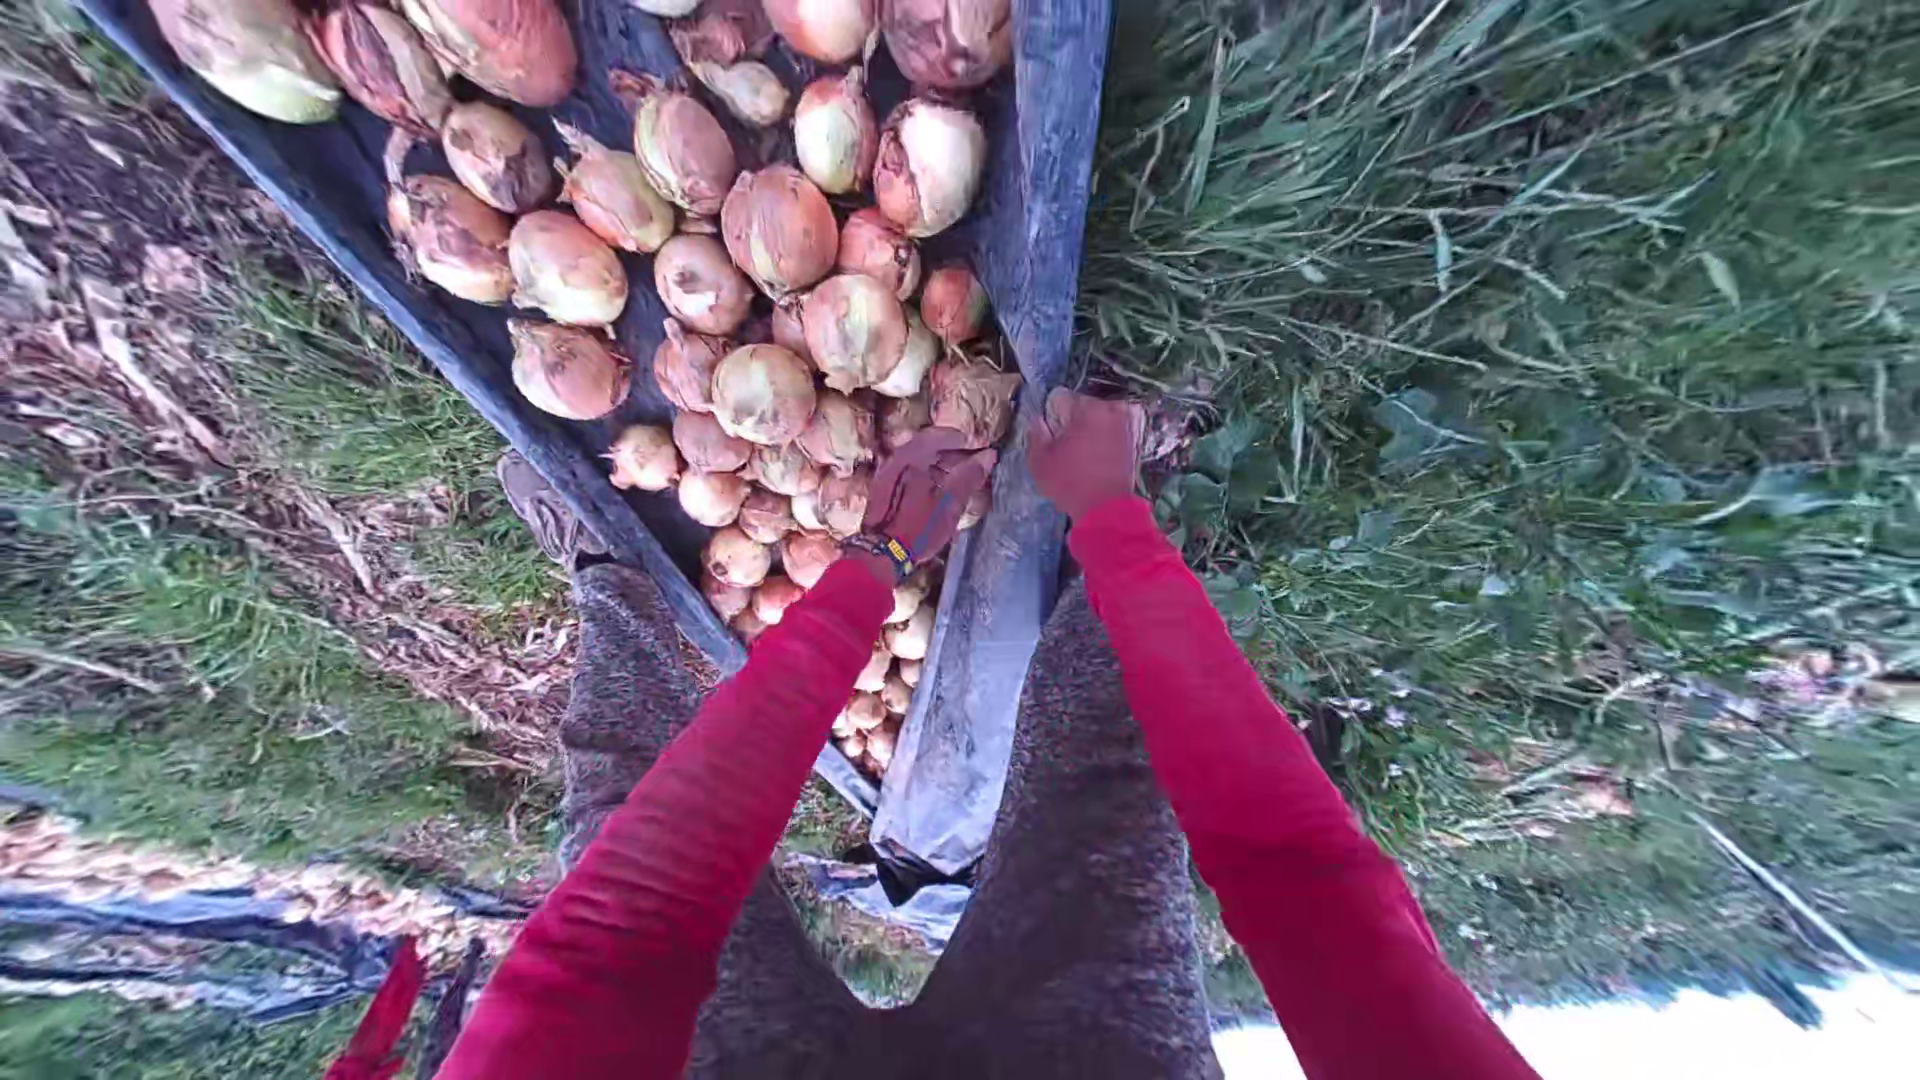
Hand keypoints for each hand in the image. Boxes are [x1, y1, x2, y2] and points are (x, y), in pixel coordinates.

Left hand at [861, 426, 997, 567]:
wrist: (882, 554)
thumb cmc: (919, 527)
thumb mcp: (950, 503)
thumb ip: (969, 476)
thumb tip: (988, 455)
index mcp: (910, 456)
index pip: (939, 435)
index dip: (962, 441)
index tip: (979, 449)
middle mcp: (895, 459)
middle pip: (928, 447)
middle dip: (953, 453)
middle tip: (973, 466)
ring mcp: (886, 475)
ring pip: (918, 461)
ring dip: (940, 466)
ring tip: (959, 481)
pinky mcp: (883, 491)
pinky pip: (909, 474)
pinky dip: (927, 477)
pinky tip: (937, 493)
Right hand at [1027, 388, 1143, 520]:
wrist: (1105, 509)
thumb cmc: (1069, 483)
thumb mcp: (1040, 462)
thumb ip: (1036, 437)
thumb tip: (1037, 422)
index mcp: (1088, 409)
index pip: (1065, 399)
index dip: (1054, 413)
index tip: (1051, 429)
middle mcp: (1111, 411)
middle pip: (1087, 406)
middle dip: (1076, 418)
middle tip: (1066, 438)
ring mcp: (1126, 426)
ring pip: (1102, 418)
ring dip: (1092, 428)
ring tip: (1081, 448)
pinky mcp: (1134, 443)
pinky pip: (1114, 432)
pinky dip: (1105, 439)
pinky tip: (1095, 456)